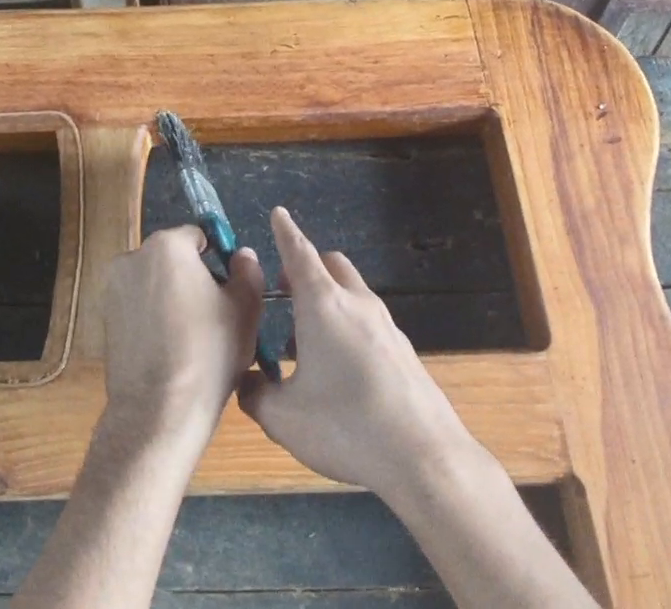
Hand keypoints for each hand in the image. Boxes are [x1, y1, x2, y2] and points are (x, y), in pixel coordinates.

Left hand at [104, 225, 265, 444]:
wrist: (160, 410)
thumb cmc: (209, 351)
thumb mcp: (245, 308)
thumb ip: (247, 271)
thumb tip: (241, 255)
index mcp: (166, 246)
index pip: (197, 236)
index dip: (217, 259)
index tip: (228, 289)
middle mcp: (131, 258)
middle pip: (172, 259)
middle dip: (192, 278)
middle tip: (214, 315)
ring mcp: (112, 290)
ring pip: (154, 284)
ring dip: (171, 298)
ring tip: (192, 337)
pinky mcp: (104, 320)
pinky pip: (138, 308)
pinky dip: (153, 319)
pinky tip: (170, 350)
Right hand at [238, 208, 482, 498]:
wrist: (424, 457)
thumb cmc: (345, 426)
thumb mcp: (282, 417)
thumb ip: (255, 393)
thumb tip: (247, 382)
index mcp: (323, 306)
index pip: (300, 253)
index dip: (285, 232)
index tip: (279, 214)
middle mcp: (357, 305)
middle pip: (331, 265)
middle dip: (306, 267)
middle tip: (284, 290)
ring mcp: (387, 327)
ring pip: (352, 294)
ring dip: (326, 301)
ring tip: (303, 344)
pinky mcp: (404, 353)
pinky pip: (368, 323)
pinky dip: (346, 327)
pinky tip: (337, 371)